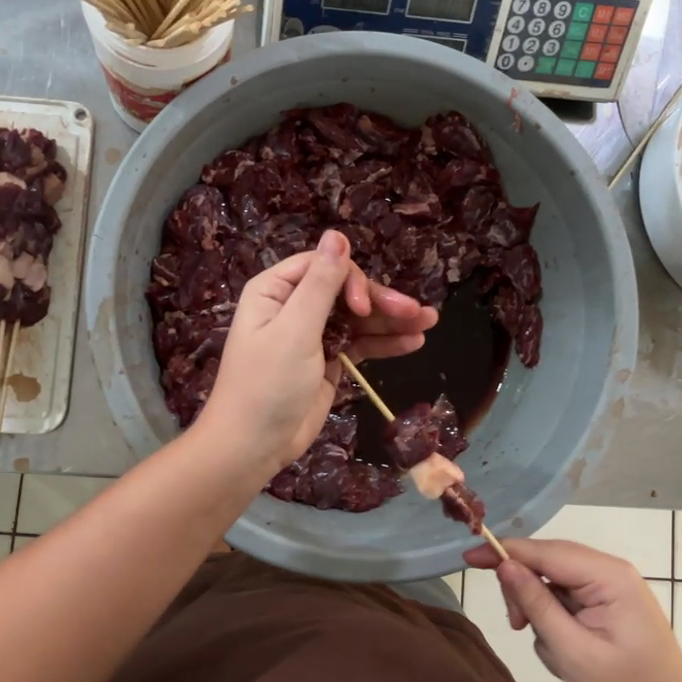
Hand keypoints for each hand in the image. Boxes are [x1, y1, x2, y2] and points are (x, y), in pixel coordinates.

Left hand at [195, 229, 436, 470]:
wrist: (252, 446)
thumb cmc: (267, 385)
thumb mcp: (294, 330)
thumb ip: (320, 284)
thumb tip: (337, 234)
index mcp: (275, 290)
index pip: (323, 266)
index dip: (351, 280)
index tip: (364, 308)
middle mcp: (293, 306)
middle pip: (346, 291)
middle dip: (380, 301)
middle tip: (417, 312)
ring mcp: (312, 334)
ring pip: (358, 318)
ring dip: (391, 320)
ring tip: (429, 323)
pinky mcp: (326, 361)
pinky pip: (360, 344)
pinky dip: (384, 343)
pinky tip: (414, 342)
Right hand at [465, 538, 681, 681]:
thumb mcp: (572, 651)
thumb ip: (537, 604)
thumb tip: (504, 565)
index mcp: (609, 576)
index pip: (545, 551)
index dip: (504, 551)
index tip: (468, 557)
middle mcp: (611, 572)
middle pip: (547, 562)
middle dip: (525, 591)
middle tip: (517, 627)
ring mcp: (611, 587)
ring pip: (554, 582)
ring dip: (541, 612)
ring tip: (553, 650)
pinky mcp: (609, 604)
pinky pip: (567, 598)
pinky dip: (556, 620)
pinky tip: (566, 650)